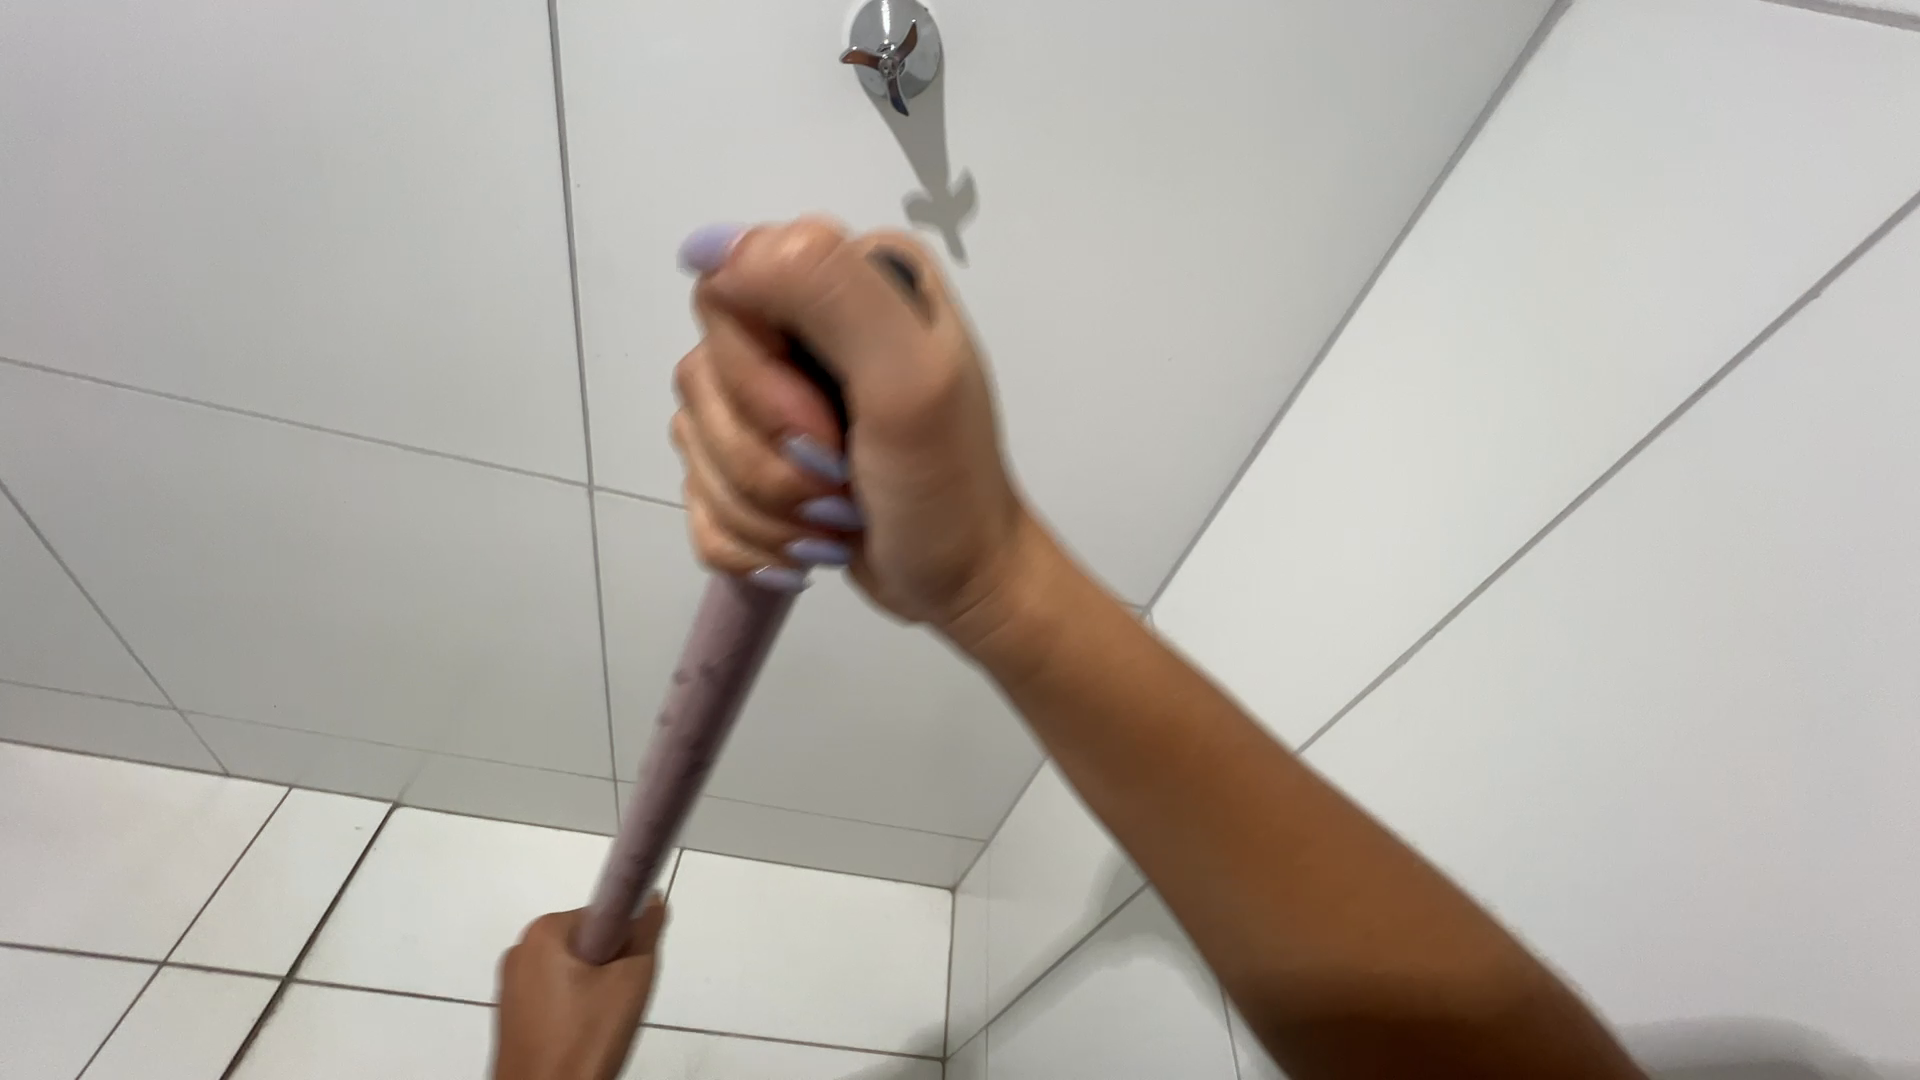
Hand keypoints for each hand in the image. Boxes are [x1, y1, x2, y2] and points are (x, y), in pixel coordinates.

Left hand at [493, 900, 665, 1079]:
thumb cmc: (587, 1038)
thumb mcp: (633, 978)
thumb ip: (647, 931)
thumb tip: (651, 898)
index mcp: (544, 932)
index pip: (605, 915)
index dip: (625, 941)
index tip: (629, 973)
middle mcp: (520, 950)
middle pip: (589, 941)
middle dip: (610, 965)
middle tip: (620, 999)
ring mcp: (509, 986)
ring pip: (574, 969)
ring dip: (594, 987)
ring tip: (601, 1022)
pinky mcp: (508, 1017)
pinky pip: (556, 994)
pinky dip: (574, 1007)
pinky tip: (582, 1035)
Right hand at [671, 218, 1043, 642]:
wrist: (960, 582)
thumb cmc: (947, 488)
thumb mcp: (912, 379)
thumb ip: (828, 289)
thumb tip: (715, 251)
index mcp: (848, 281)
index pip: (726, 293)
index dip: (758, 379)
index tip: (826, 434)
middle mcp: (807, 325)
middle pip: (702, 374)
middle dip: (768, 458)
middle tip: (841, 483)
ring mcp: (777, 395)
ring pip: (695, 444)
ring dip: (766, 508)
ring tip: (837, 519)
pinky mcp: (757, 459)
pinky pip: (699, 497)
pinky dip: (750, 539)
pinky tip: (806, 545)